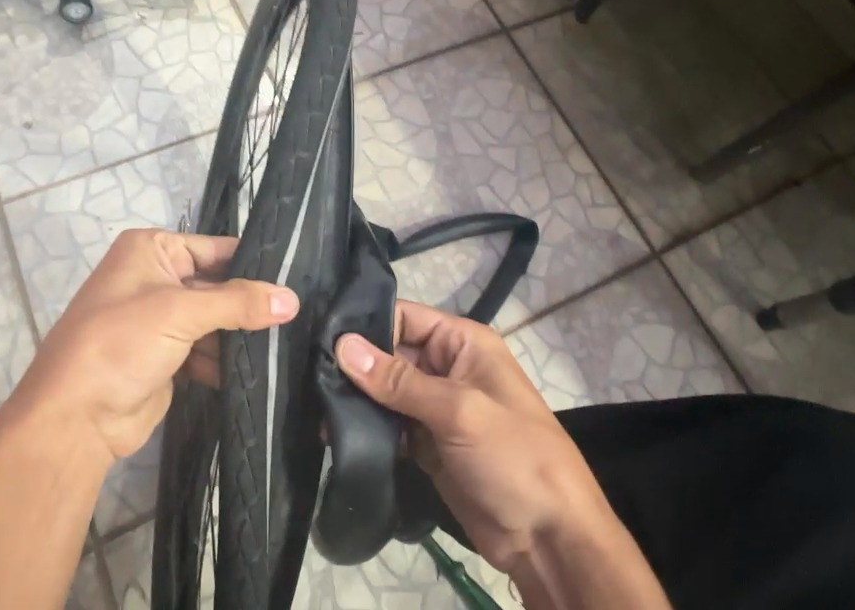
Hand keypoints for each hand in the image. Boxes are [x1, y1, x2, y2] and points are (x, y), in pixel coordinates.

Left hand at [0, 228, 298, 462]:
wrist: (75, 418)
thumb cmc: (120, 344)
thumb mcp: (180, 312)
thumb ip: (238, 303)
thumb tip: (292, 300)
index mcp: (151, 250)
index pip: (215, 248)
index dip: (253, 264)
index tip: (298, 277)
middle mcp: (155, 278)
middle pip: (218, 286)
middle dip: (250, 304)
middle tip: (300, 315)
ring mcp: (160, 320)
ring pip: (215, 321)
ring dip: (241, 336)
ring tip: (286, 345)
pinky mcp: (166, 358)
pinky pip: (207, 351)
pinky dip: (226, 361)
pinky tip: (256, 371)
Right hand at [334, 301, 617, 571]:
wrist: (548, 537)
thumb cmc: (514, 457)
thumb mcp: (458, 411)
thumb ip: (400, 381)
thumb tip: (343, 346)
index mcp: (463, 344)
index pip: (404, 317)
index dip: (366, 324)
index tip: (319, 337)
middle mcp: (448, 368)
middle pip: (390, 354)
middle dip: (353, 364)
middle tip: (306, 375)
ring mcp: (437, 409)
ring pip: (386, 392)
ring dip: (356, 400)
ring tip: (312, 404)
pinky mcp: (427, 445)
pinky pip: (390, 426)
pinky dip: (367, 429)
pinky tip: (332, 433)